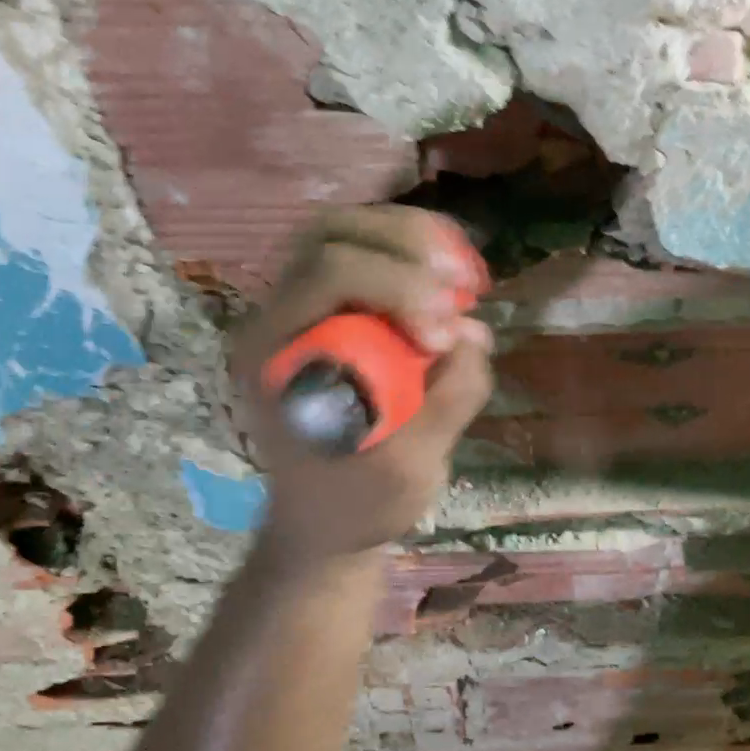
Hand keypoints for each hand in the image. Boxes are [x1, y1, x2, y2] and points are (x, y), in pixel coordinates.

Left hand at [228, 206, 493, 560]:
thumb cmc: (357, 503)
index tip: (444, 336)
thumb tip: (473, 337)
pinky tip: (456, 281)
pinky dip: (420, 254)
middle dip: (406, 245)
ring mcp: (306, 307)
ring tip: (465, 278)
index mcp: (276, 354)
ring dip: (416, 241)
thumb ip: (445, 402)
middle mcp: (279, 316)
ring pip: (352, 230)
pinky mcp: (337, 309)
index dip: (397, 287)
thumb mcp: (408, 471)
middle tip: (462, 283)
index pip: (329, 274)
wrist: (329, 520)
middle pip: (333, 232)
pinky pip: (373, 252)